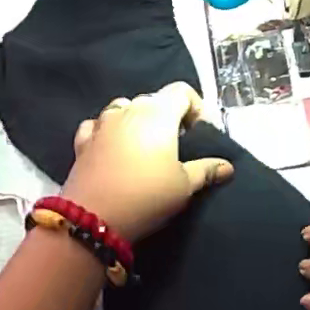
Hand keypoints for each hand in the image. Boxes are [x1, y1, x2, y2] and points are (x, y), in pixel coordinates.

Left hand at [61, 83, 234, 241]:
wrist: (93, 218)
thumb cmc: (147, 195)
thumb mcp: (184, 186)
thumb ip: (206, 170)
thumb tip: (227, 166)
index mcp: (158, 112)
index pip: (182, 91)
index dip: (195, 107)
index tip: (199, 133)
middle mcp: (128, 109)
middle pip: (153, 100)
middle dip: (167, 116)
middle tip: (177, 145)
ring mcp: (101, 123)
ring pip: (124, 109)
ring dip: (137, 121)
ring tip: (145, 148)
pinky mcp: (82, 141)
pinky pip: (99, 126)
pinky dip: (109, 132)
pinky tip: (114, 149)